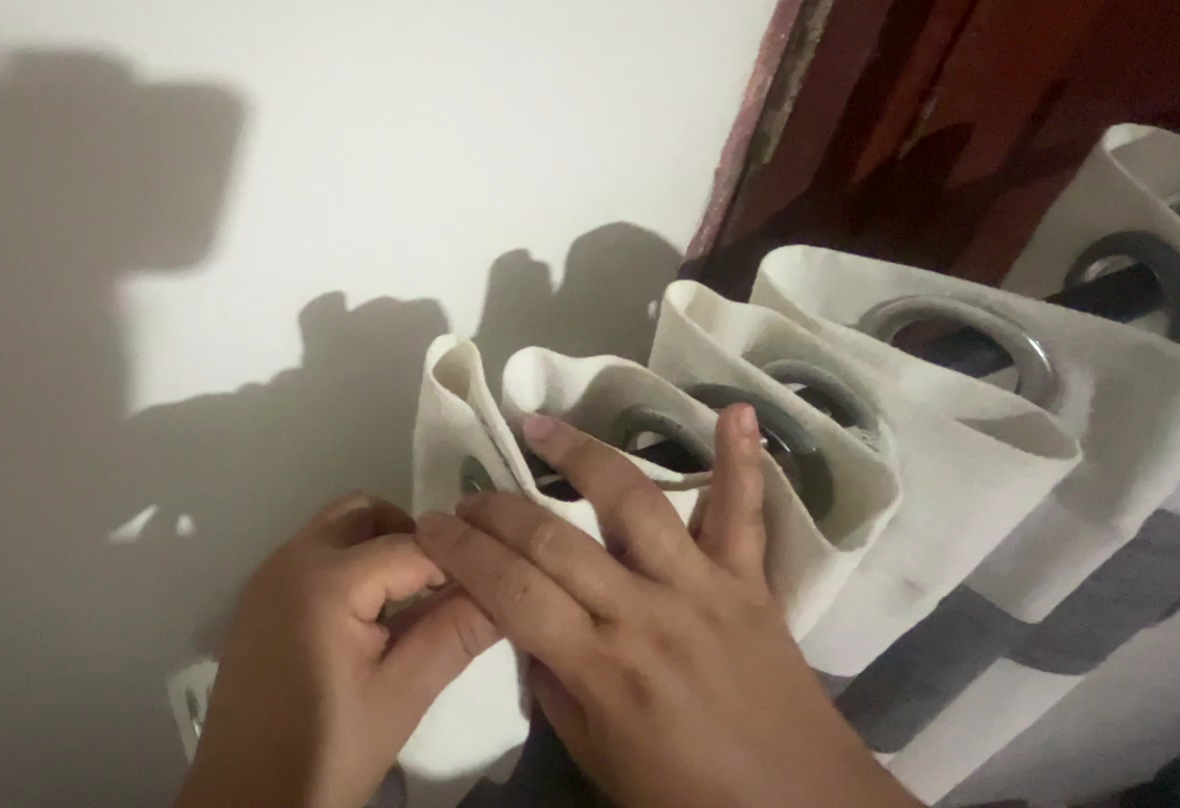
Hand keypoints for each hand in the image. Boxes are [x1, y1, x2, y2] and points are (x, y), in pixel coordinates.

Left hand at [174, 493, 500, 807]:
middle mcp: (290, 558)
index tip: (486, 585)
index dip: (454, 561)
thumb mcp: (401, 696)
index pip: (409, 545)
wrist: (243, 800)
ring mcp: (268, 575)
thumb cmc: (327, 751)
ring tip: (408, 601)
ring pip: (334, 529)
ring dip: (376, 547)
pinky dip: (346, 564)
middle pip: (362, 513)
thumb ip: (453, 634)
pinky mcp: (258, 597)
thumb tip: (502, 592)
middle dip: (409, 535)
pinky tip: (367, 616)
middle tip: (441, 584)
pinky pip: (311, 555)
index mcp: (325, 579)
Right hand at [415, 409, 919, 807]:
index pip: (512, 593)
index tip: (429, 527)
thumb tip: (519, 619)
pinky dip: (741, 461)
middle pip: (554, 541)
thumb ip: (553, 682)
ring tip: (537, 426)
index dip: (463, 553)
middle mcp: (647, 616)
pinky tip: (734, 410)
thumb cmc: (690, 797)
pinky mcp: (750, 582)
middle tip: (465, 497)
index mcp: (605, 669)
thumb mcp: (598, 757)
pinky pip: (745, 516)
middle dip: (495, 509)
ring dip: (580, 454)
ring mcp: (703, 589)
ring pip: (634, 502)